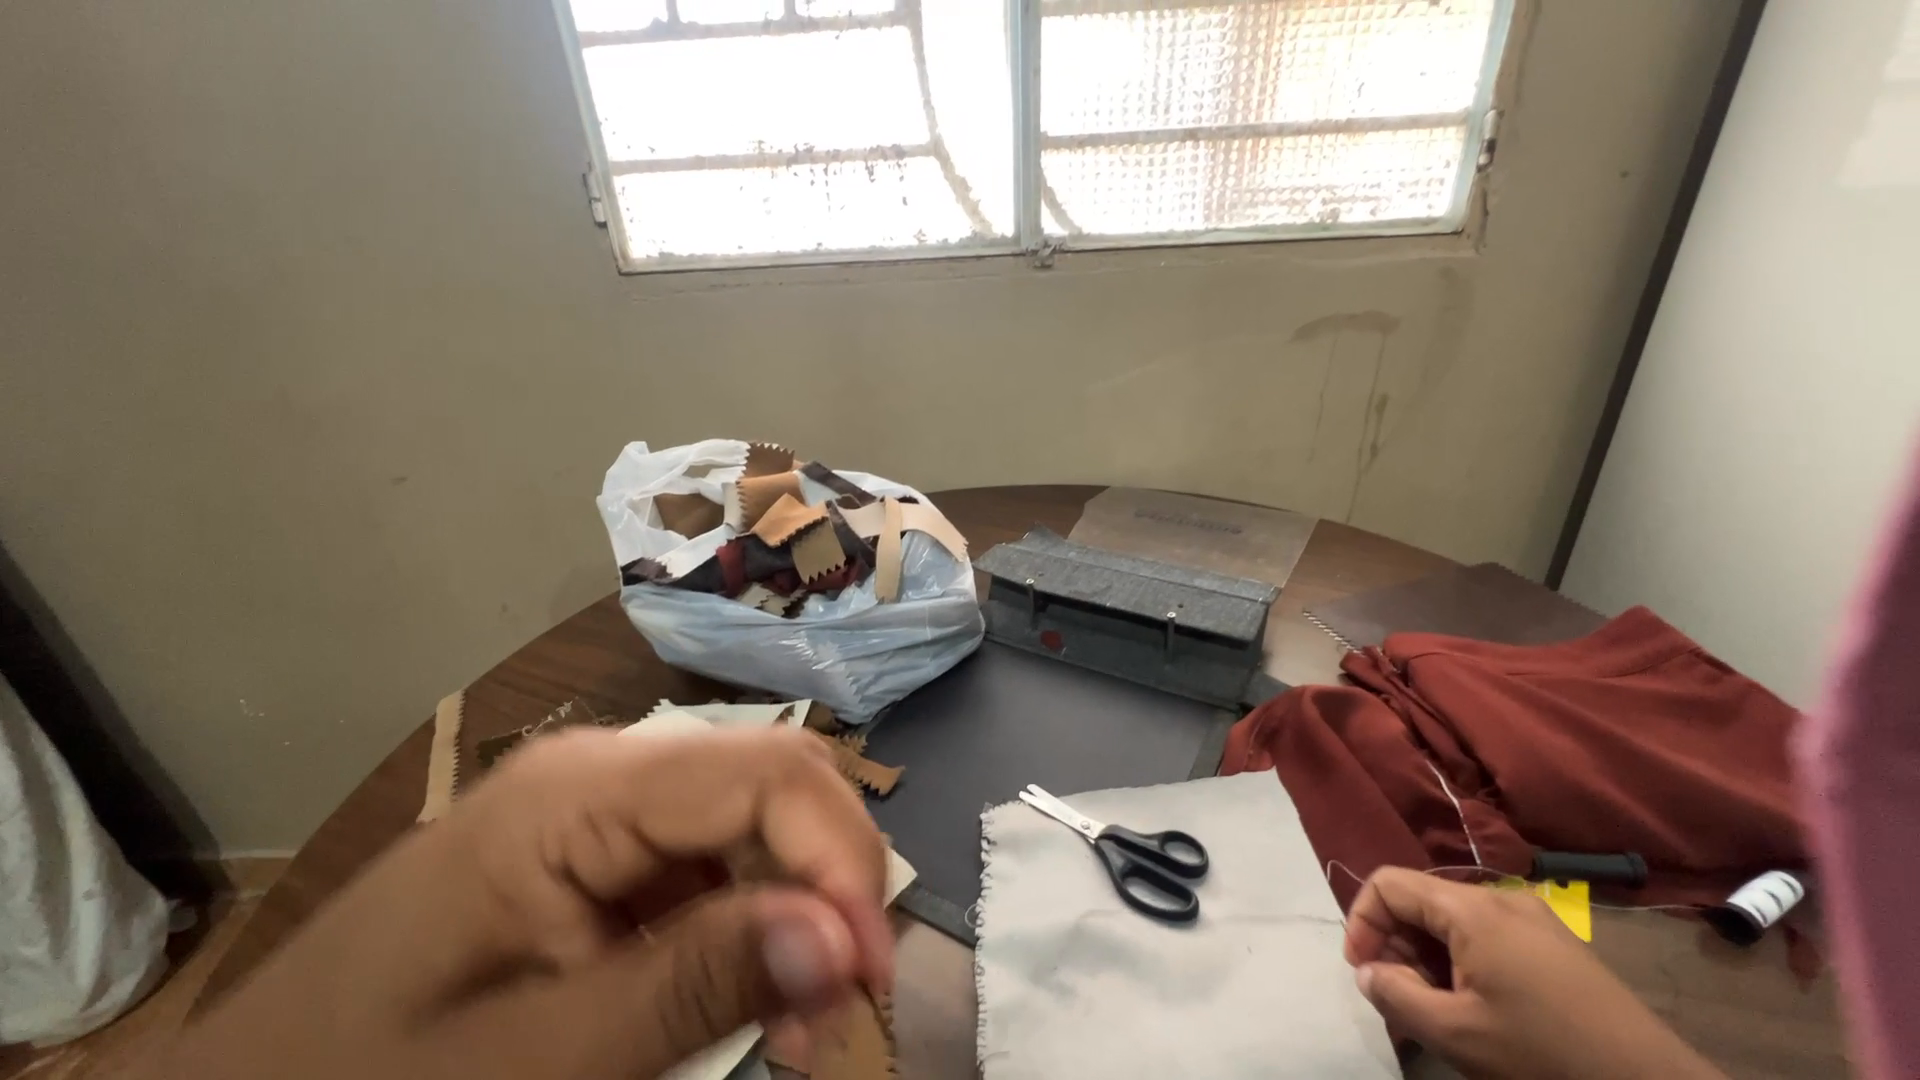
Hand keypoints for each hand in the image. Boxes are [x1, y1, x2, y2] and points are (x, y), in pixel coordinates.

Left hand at [159, 727, 893, 1079]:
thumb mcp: (527, 1064)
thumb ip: (688, 988)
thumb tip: (840, 939)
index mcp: (578, 793)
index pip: (767, 775)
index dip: (842, 858)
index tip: (870, 979)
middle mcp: (604, 771)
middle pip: (772, 782)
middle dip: (830, 880)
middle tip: (842, 1005)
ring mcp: (604, 807)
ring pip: (756, 820)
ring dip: (800, 907)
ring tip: (801, 1020)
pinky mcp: (605, 849)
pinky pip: (714, 862)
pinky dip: (756, 922)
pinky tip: (750, 991)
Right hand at [1344, 868, 1724, 1079]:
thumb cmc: (1547, 1057)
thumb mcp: (1456, 1034)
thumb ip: (1396, 995)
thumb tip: (1367, 972)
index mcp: (1472, 907)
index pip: (1388, 884)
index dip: (1361, 923)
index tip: (1363, 973)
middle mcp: (1501, 898)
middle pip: (1420, 901)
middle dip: (1396, 946)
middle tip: (1399, 999)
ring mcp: (1534, 919)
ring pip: (1452, 922)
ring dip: (1428, 959)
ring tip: (1435, 1011)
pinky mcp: (1556, 946)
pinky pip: (1486, 937)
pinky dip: (1462, 964)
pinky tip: (1476, 1010)